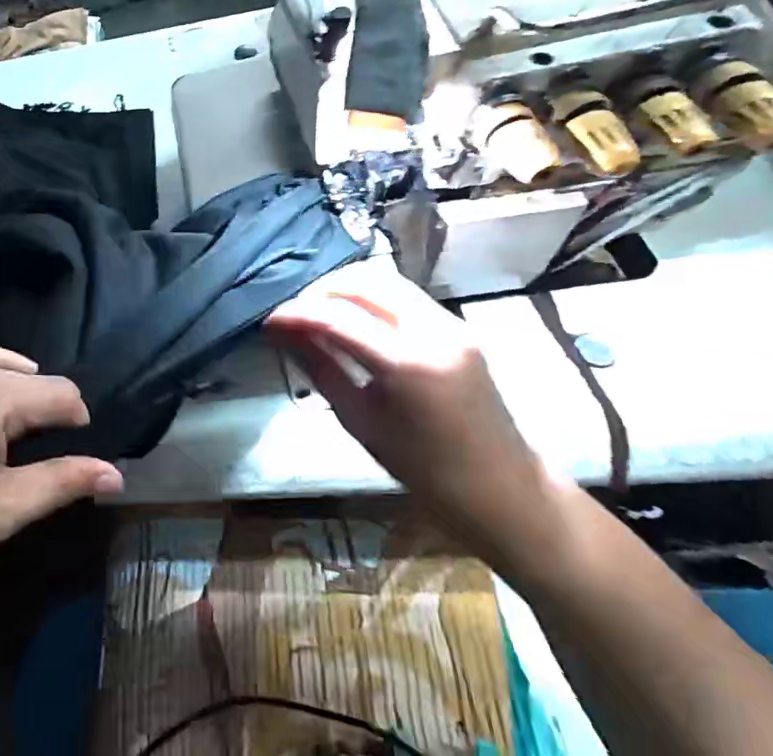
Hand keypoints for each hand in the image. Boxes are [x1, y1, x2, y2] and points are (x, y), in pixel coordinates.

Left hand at [0, 343, 123, 618]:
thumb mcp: (1, 510)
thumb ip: (62, 482)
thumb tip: (117, 473)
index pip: (59, 391)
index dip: (79, 422)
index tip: (79, 460)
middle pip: (30, 376)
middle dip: (49, 409)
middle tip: (46, 456)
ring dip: (20, 389)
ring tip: (25, 430)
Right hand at [265, 260, 561, 562]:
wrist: (504, 490)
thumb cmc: (427, 472)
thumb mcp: (362, 423)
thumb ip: (321, 370)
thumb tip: (283, 336)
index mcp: (410, 364)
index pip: (339, 318)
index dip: (297, 314)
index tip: (268, 322)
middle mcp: (435, 331)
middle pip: (366, 282)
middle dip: (321, 291)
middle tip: (293, 315)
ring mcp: (453, 325)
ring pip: (387, 282)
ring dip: (346, 290)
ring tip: (316, 315)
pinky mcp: (458, 327)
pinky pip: (404, 297)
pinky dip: (370, 299)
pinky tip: (351, 321)